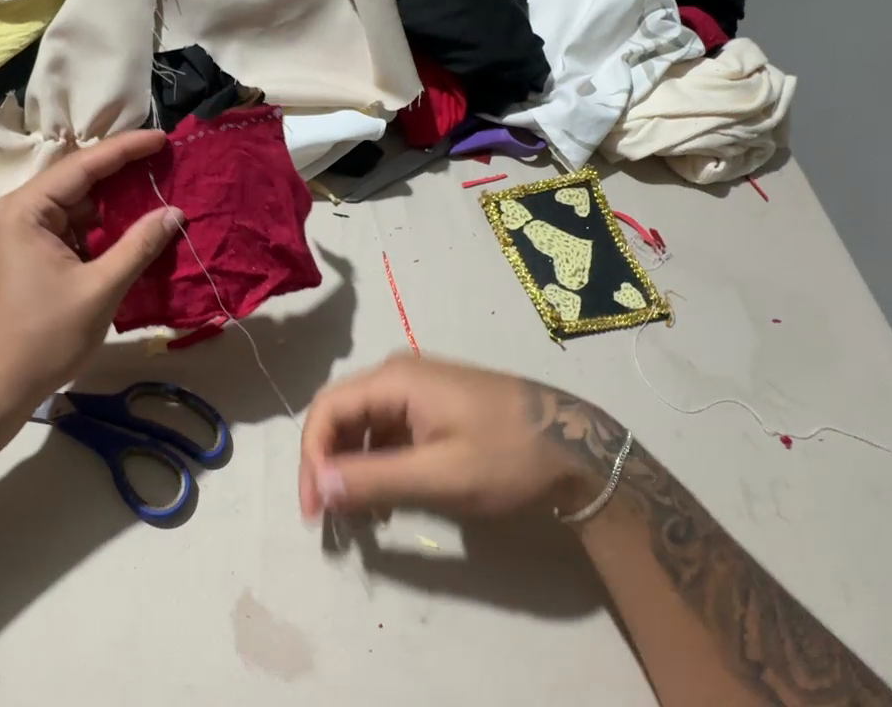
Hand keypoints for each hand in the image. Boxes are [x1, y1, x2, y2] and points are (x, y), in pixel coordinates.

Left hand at [0, 131, 183, 448]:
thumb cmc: (43, 336)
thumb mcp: (99, 290)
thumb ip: (138, 246)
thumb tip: (175, 212)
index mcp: (27, 210)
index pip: (83, 165)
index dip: (126, 149)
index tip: (163, 139)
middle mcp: (21, 212)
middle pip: (80, 181)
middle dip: (124, 175)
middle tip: (168, 165)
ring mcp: (25, 235)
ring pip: (80, 207)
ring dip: (116, 206)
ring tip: (161, 195)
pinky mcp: (33, 256)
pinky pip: (74, 231)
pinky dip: (103, 231)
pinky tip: (136, 231)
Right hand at [298, 355, 620, 519]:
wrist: (579, 445)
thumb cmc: (508, 457)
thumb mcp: (440, 476)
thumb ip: (374, 479)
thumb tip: (318, 485)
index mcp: (393, 379)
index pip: (326, 409)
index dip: (311, 458)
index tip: (314, 510)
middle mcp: (397, 374)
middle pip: (340, 414)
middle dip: (327, 464)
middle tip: (328, 516)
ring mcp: (416, 389)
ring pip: (362, 425)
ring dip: (352, 468)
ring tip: (358, 517)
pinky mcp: (432, 406)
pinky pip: (387, 431)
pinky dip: (377, 465)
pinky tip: (386, 501)